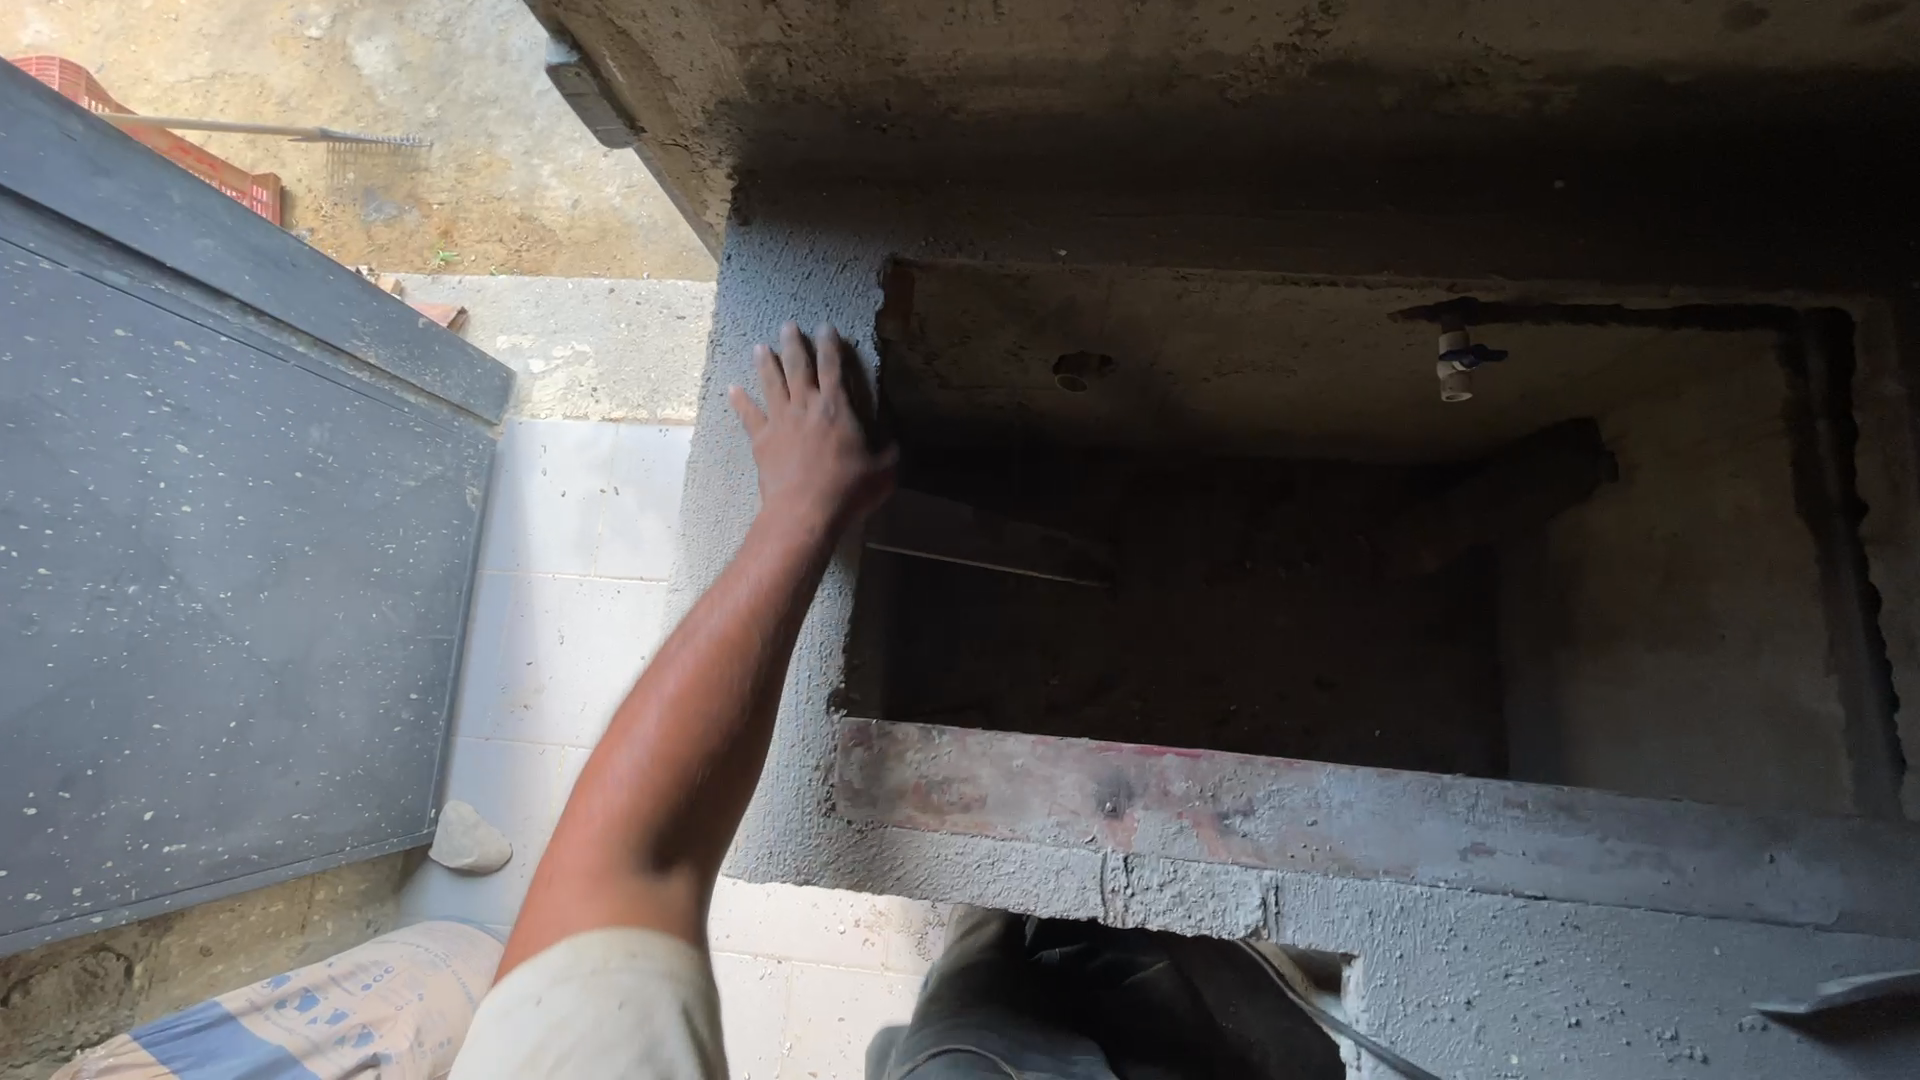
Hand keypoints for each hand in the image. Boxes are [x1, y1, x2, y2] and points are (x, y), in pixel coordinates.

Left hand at [728, 322, 896, 534]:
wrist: (804, 511)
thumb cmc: (848, 490)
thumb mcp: (884, 471)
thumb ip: (889, 452)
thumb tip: (893, 442)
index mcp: (837, 408)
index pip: (834, 367)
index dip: (831, 345)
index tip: (826, 327)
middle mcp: (806, 406)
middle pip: (797, 367)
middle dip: (794, 344)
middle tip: (788, 326)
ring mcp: (780, 421)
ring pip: (771, 383)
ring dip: (765, 363)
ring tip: (760, 348)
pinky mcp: (762, 440)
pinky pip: (749, 415)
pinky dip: (740, 401)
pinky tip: (732, 389)